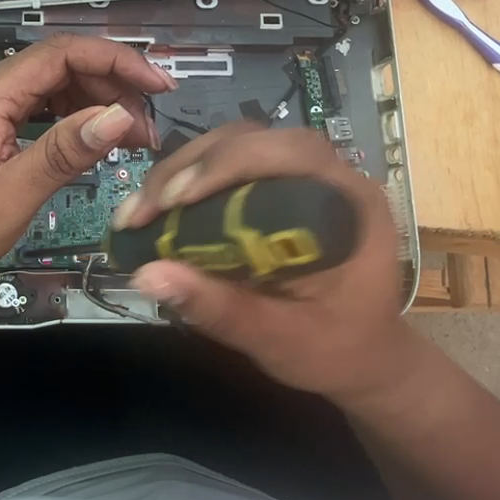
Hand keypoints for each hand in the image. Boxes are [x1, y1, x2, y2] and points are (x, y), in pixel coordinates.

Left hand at [0, 33, 175, 277]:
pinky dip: (77, 117)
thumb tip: (120, 117)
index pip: (61, 54)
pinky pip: (44, 105)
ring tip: (133, 136)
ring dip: (98, 103)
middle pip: (62, 64)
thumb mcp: (17, 191)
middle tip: (148, 124)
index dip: (115, 61)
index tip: (156, 85)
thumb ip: (66, 151)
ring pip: (57, 84)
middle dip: (112, 86)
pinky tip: (99, 138)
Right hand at [115, 122, 421, 402]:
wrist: (362, 358)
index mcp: (349, 203)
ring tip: (137, 214)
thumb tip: (146, 275)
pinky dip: (182, 185)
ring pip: (228, 148)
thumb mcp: (280, 339)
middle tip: (141, 212)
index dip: (226, 165)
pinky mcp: (271, 189)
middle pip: (248, 141)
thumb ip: (221, 309)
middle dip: (186, 169)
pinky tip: (153, 214)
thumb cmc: (335, 349)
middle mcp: (326, 176)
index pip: (288, 153)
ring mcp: (297, 178)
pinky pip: (222, 168)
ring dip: (176, 174)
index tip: (175, 201)